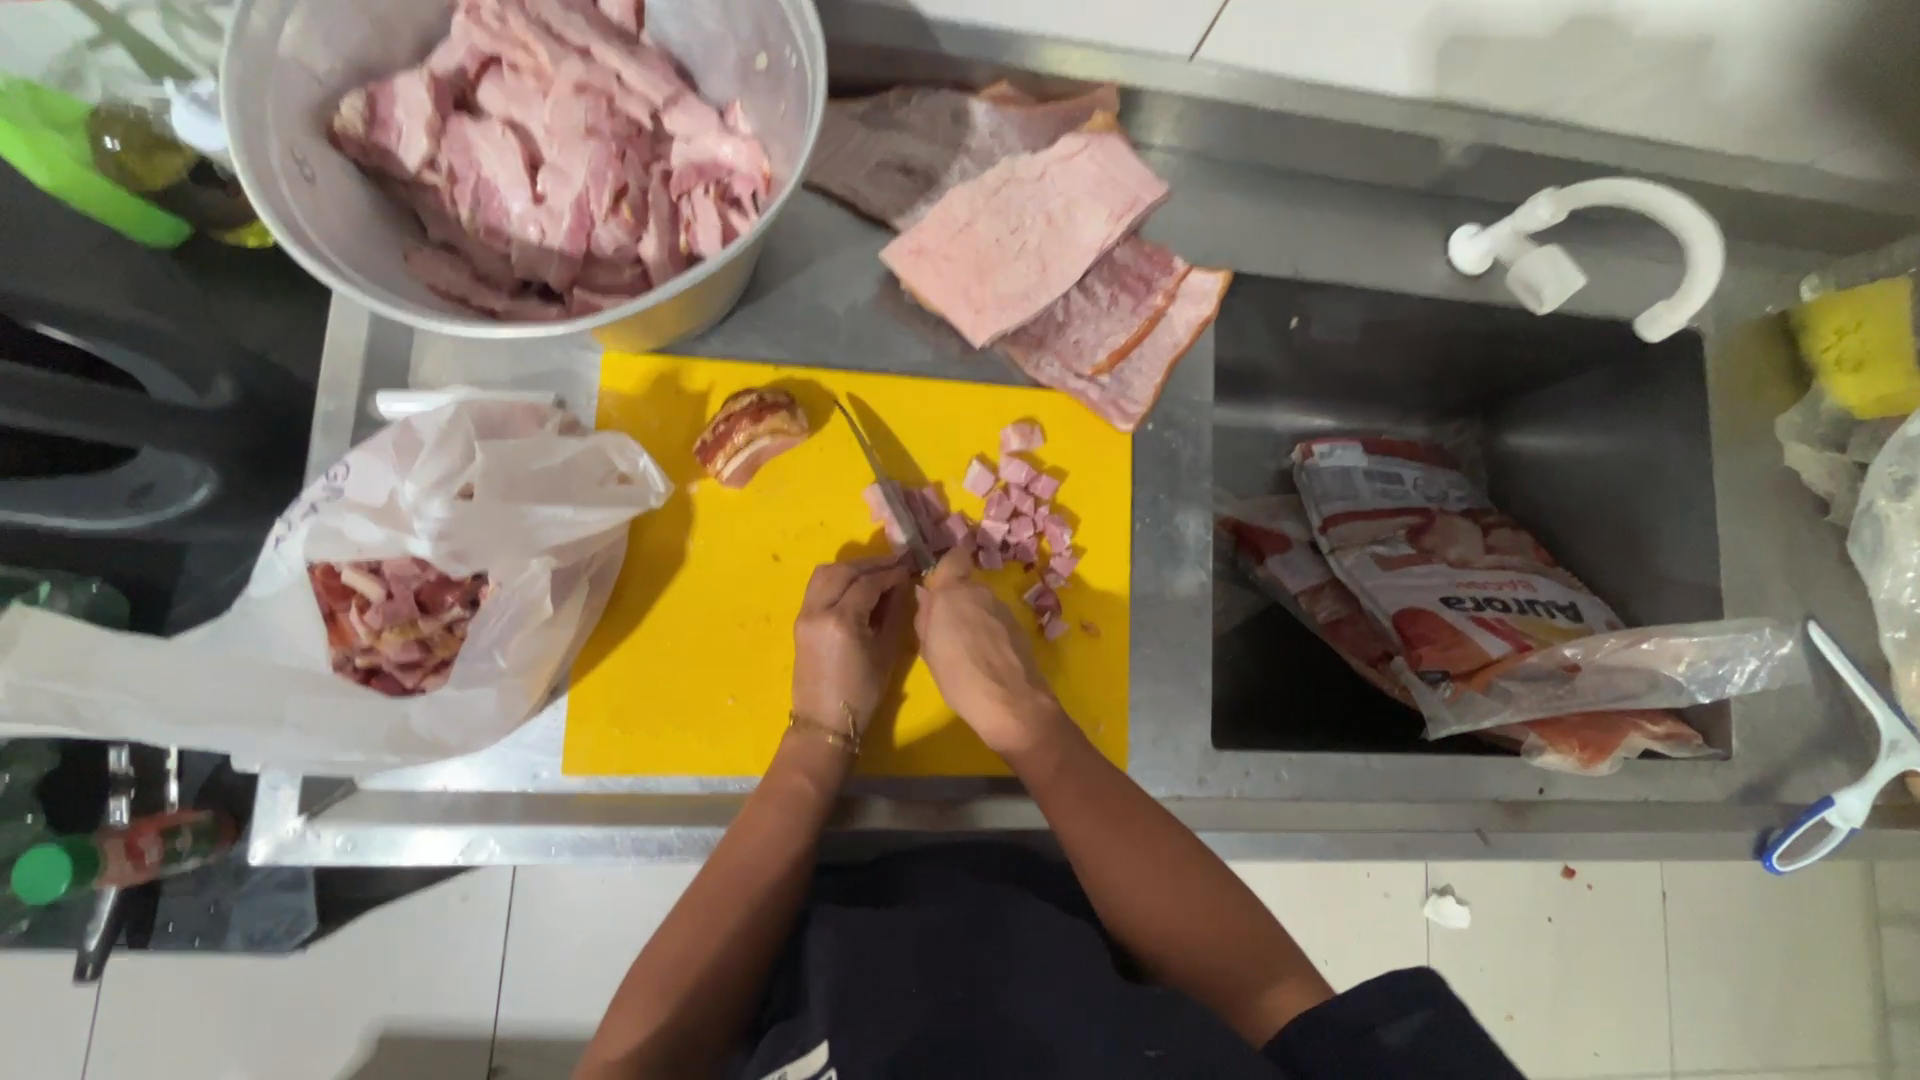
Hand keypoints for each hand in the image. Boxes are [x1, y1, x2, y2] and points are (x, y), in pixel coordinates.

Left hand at [792, 554, 913, 737]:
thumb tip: (903, 585)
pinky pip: (817, 587)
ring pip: (825, 573)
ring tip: (875, 573)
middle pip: (843, 570)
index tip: (909, 568)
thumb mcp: (887, 652)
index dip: (890, 573)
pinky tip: (856, 586)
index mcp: (842, 621)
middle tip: (895, 564)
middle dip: (871, 564)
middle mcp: (818, 611)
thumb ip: (895, 612)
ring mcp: (804, 614)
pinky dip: (837, 579)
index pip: (868, 582)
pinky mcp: (800, 620)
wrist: (825, 721)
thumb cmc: (863, 692)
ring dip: (851, 568)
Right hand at [914, 540, 1072, 758]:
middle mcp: (982, 592)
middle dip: (956, 600)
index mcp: (955, 592)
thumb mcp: (928, 650)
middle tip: (944, 629)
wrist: (1012, 703)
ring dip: (973, 617)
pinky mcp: (1020, 627)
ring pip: (982, 603)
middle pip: (967, 585)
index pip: (954, 557)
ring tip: (965, 649)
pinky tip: (985, 657)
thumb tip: (925, 593)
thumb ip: (925, 616)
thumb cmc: (959, 676)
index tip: (936, 587)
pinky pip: (996, 620)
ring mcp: (1004, 609)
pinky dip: (989, 632)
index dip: (946, 568)